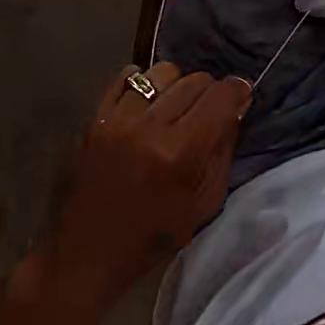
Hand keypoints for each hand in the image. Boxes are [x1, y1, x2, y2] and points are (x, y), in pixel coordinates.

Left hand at [35, 62, 250, 310]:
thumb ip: (222, 153)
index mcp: (180, 153)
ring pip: (161, 72)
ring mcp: (118, 119)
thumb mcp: (202, 205)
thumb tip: (235, 111)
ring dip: (177, 84)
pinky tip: (146, 100)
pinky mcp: (94, 117)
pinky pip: (125, 77)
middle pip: (194, 80)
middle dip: (209, 91)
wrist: (84, 251)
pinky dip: (143, 82)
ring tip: (174, 104)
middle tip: (208, 109)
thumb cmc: (150, 237)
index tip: (240, 95)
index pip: (221, 97)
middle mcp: (150, 128)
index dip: (238, 90)